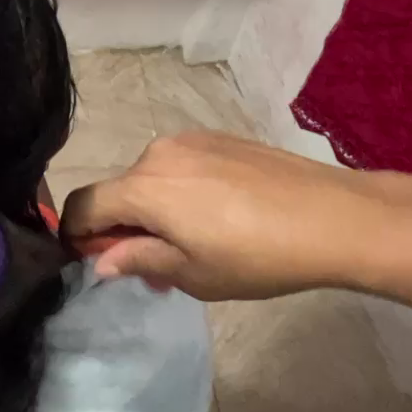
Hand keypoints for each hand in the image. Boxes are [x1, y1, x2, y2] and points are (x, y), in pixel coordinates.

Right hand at [59, 132, 391, 300]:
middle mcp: (154, 154)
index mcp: (142, 189)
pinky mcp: (216, 137)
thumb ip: (138, 261)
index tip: (98, 261)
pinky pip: (178, 165)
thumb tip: (100, 261)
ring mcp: (187, 141)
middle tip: (157, 264)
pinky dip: (180, 189)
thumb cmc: (257, 256)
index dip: (77, 235)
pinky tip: (221, 213)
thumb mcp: (192, 274)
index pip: (82, 205)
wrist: (334, 216)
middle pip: (117, 191)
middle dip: (123, 227)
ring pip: (149, 178)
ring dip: (153, 208)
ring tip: (195, 239)